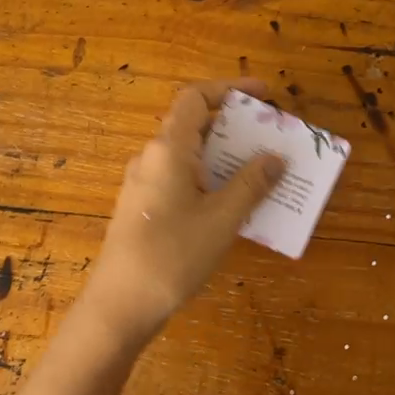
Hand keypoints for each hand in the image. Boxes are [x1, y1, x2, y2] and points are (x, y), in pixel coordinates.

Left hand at [79, 79, 285, 348]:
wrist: (119, 306)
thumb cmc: (172, 255)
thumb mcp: (221, 219)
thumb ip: (250, 184)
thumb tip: (275, 158)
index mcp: (168, 149)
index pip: (196, 98)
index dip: (230, 89)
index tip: (264, 96)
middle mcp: (152, 157)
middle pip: (194, 124)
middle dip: (235, 127)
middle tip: (271, 138)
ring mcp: (144, 182)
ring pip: (190, 154)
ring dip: (225, 156)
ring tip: (262, 171)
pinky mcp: (143, 206)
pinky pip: (182, 178)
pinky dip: (210, 178)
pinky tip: (233, 203)